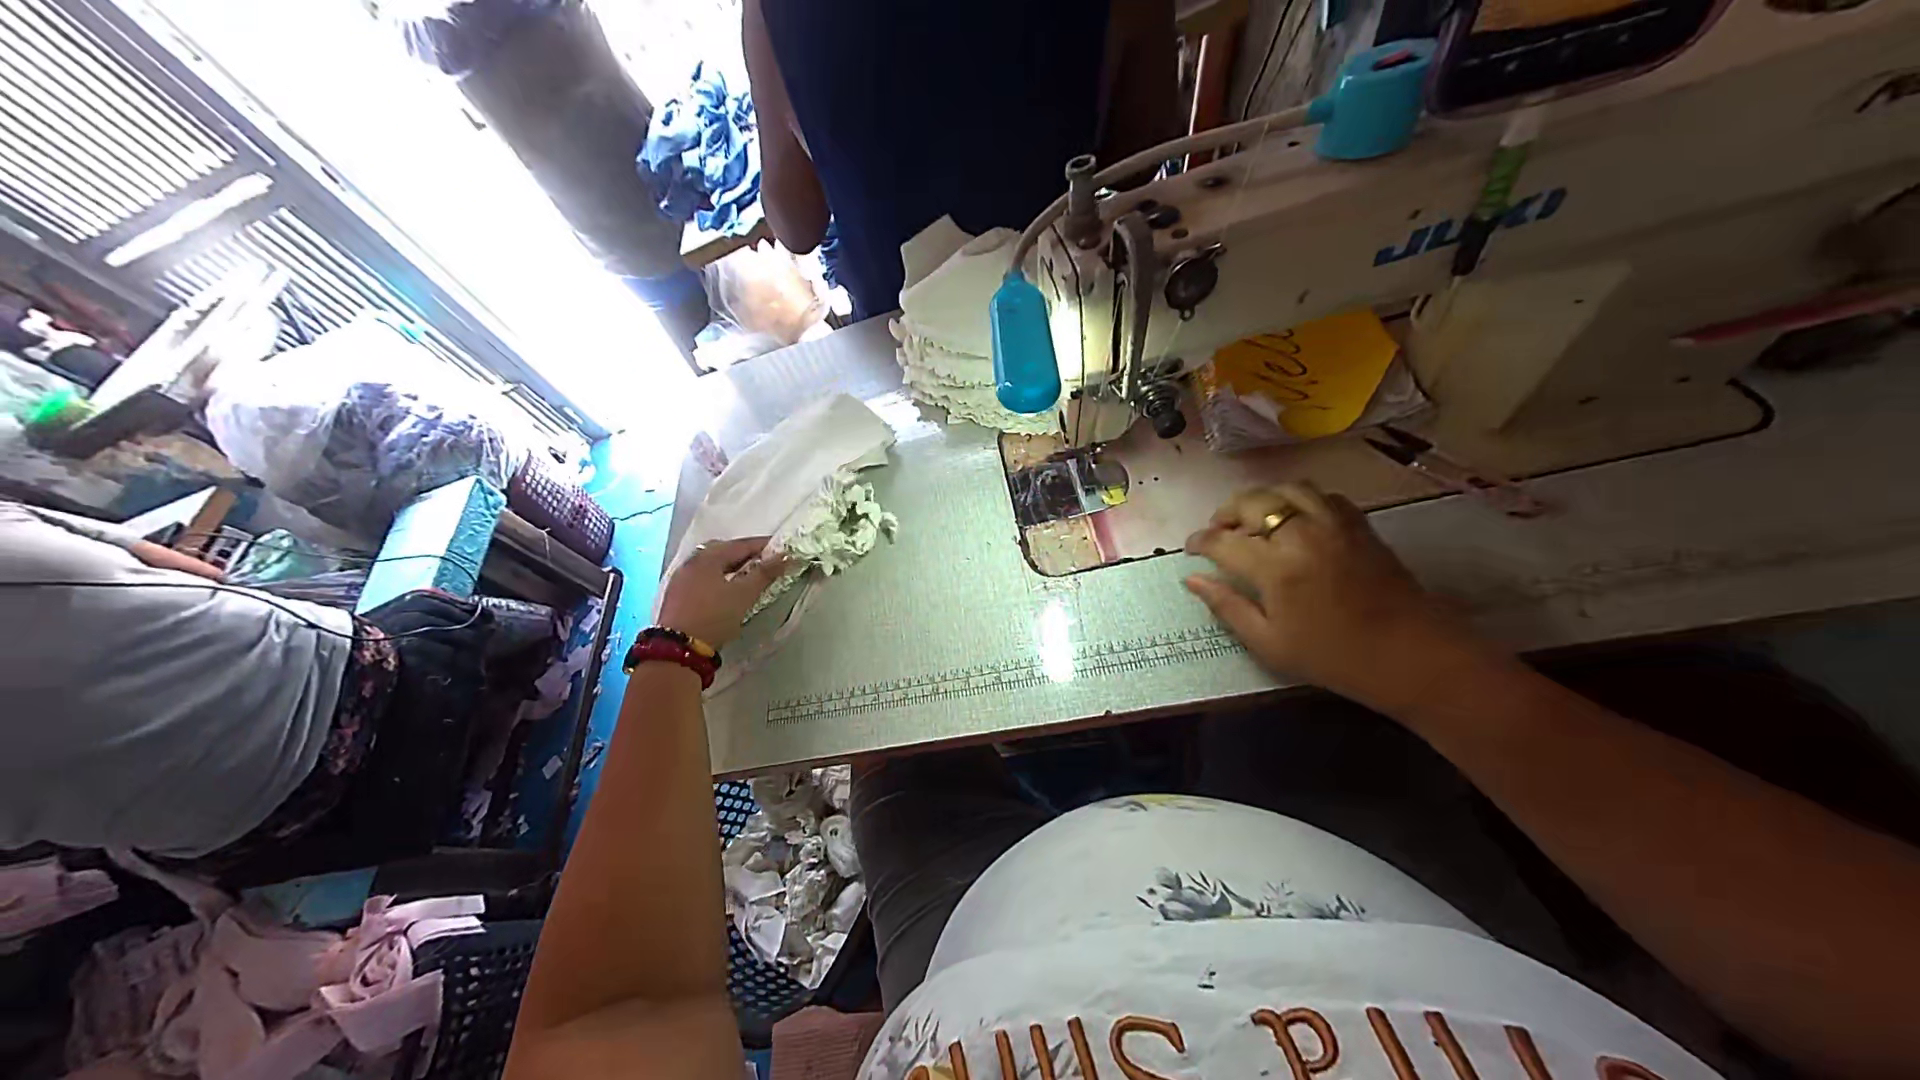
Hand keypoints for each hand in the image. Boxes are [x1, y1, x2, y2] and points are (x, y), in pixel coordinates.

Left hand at [656, 537, 790, 649]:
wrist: (679, 649)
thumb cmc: (714, 617)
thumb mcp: (744, 595)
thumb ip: (764, 573)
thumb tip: (785, 556)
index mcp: (708, 557)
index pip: (741, 545)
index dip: (763, 545)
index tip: (782, 549)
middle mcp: (692, 562)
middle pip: (723, 550)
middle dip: (745, 553)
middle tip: (765, 561)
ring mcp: (681, 577)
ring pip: (711, 563)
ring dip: (730, 565)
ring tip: (748, 575)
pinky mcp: (677, 593)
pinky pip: (703, 576)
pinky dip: (718, 576)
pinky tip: (726, 588)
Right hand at [1183, 483, 1486, 705]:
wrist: (1409, 654)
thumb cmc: (1332, 656)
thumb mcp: (1268, 642)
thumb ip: (1227, 606)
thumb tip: (1193, 579)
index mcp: (1274, 567)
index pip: (1222, 540)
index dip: (1200, 541)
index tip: (1192, 548)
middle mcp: (1300, 534)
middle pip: (1251, 502)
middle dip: (1226, 512)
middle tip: (1218, 530)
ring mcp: (1333, 524)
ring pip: (1286, 489)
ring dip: (1262, 499)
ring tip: (1253, 518)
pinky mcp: (1358, 524)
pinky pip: (1321, 495)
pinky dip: (1298, 500)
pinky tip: (1294, 519)